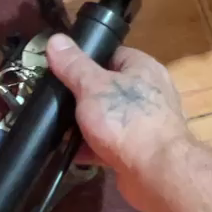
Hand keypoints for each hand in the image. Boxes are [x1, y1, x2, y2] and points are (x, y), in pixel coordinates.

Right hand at [45, 34, 192, 211]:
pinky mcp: (139, 149)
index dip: (85, 60)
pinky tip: (71, 152)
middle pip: (107, 88)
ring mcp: (145, 123)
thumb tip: (55, 39)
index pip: (111, 55)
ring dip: (85, 125)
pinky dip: (92, 148)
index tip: (60, 69)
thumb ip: (73, 65)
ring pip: (108, 118)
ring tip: (58, 128)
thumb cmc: (126, 121)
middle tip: (55, 101)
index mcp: (142, 68)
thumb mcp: (92, 87)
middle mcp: (148, 92)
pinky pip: (110, 143)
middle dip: (81, 97)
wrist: (156, 173)